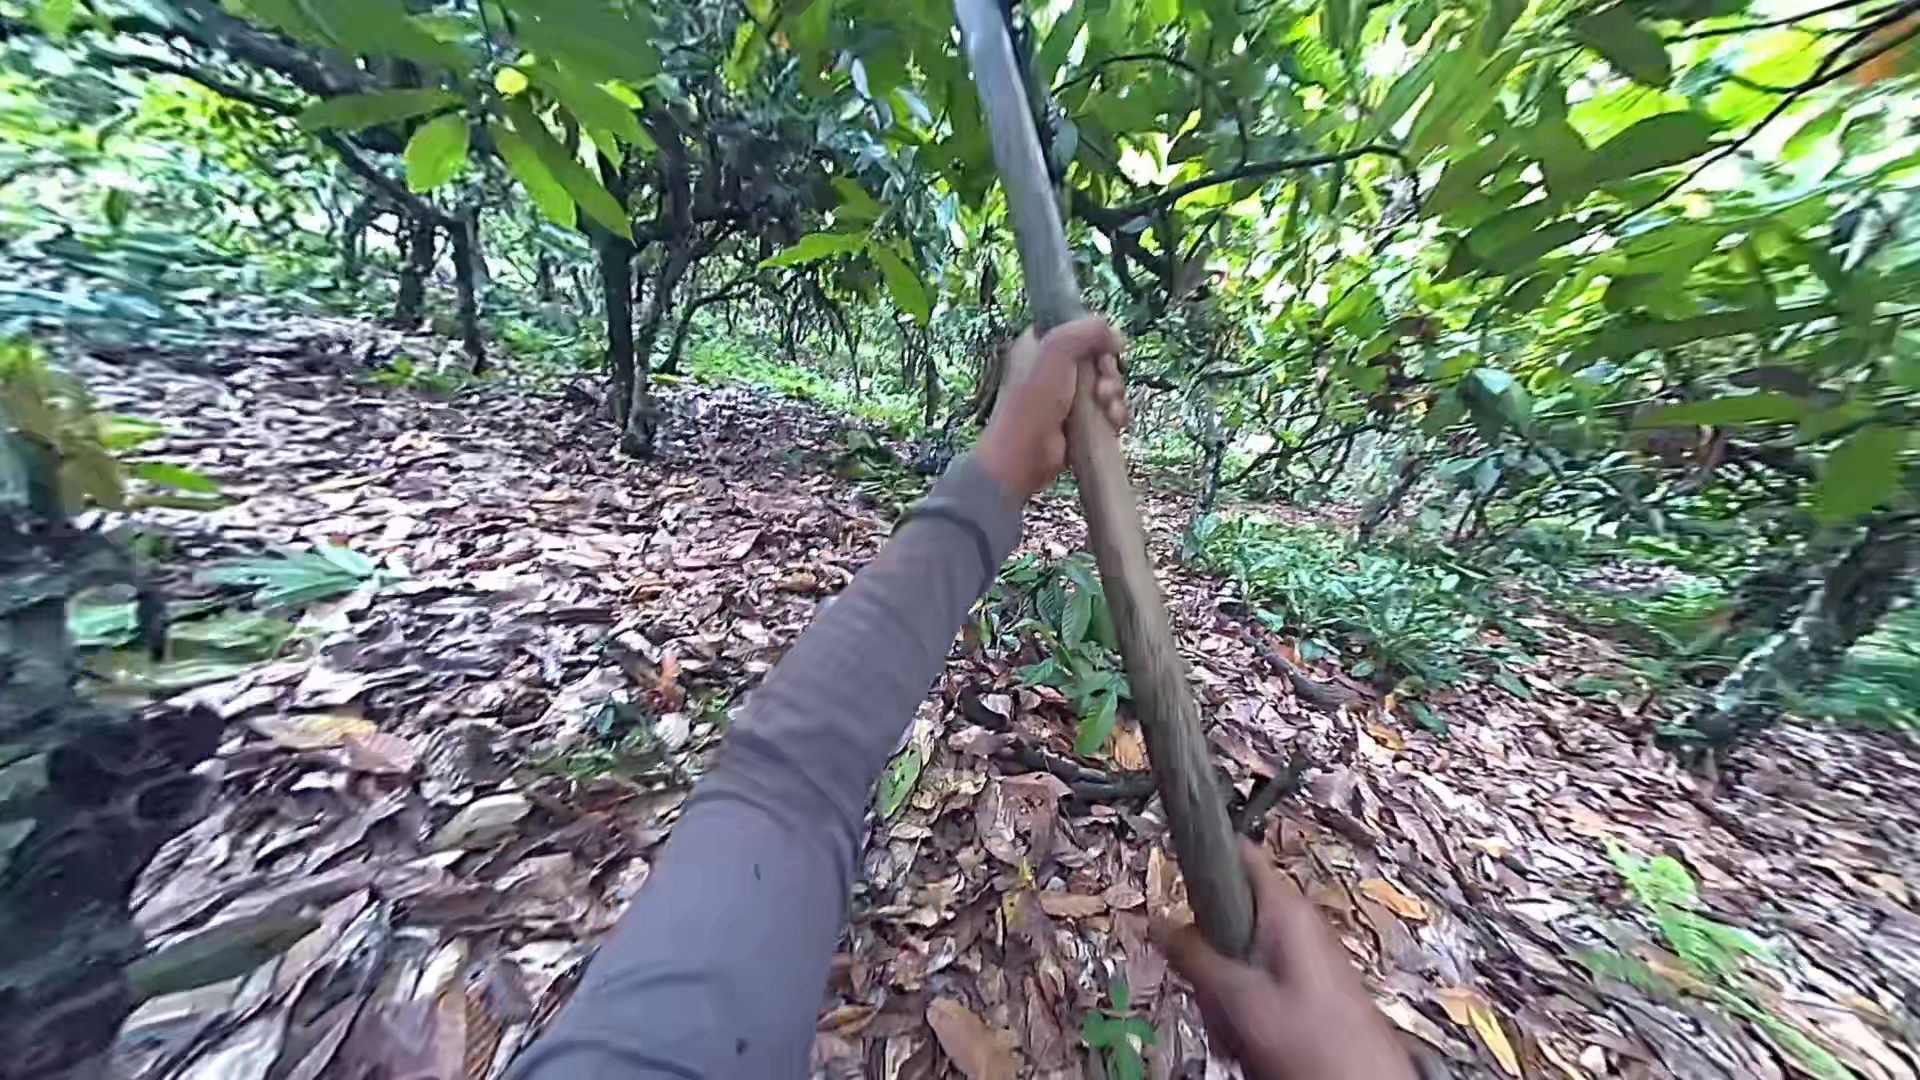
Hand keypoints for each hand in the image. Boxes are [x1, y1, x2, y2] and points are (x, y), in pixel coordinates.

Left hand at [976, 316, 1128, 500]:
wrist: (1026, 453)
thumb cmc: (1034, 398)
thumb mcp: (1058, 348)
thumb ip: (1089, 329)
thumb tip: (1116, 337)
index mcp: (1040, 345)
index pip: (1078, 330)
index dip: (1096, 338)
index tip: (1104, 349)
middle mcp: (1053, 369)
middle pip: (1098, 359)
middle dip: (1108, 371)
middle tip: (1102, 385)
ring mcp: (1067, 398)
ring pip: (1106, 386)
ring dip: (1114, 394)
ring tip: (1105, 404)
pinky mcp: (1079, 423)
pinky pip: (1108, 412)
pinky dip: (1114, 415)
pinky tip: (1112, 420)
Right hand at [1154, 841, 1417, 1079]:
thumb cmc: (1318, 1046)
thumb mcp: (1239, 999)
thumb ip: (1192, 955)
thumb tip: (1155, 923)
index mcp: (1284, 907)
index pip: (1236, 850)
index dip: (1201, 856)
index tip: (1174, 882)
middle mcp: (1295, 922)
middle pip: (1228, 908)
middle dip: (1206, 947)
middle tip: (1204, 982)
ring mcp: (1302, 955)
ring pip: (1237, 948)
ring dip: (1222, 984)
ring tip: (1228, 1020)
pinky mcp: (1307, 987)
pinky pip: (1257, 976)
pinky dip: (1243, 1002)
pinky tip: (1245, 1035)